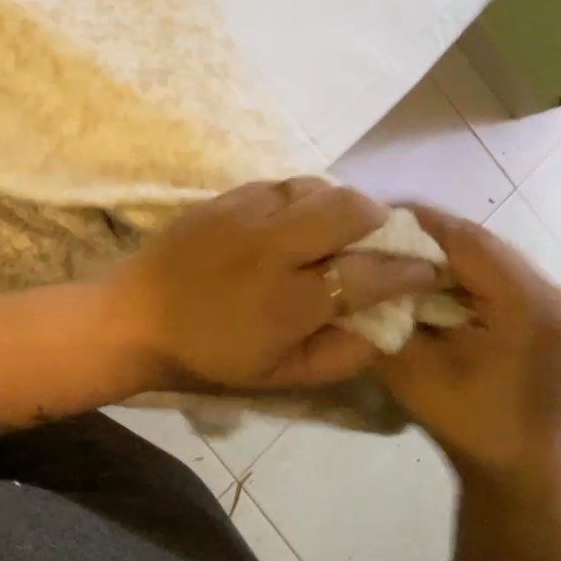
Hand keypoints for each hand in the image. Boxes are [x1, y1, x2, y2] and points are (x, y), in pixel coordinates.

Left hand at [105, 178, 442, 392]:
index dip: (411, 269)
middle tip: (382, 240)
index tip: (427, 269)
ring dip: (339, 205)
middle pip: (352, 209)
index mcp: (289, 301)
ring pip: (316, 187)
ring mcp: (243, 216)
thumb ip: (343, 354)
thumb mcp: (281, 376)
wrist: (133, 318)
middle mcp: (270, 249)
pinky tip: (294, 220)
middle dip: (383, 221)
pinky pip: (278, 184)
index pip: (372, 273)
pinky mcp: (221, 199)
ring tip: (336, 229)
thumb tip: (390, 322)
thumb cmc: (208, 356)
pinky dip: (299, 198)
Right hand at [377, 204, 560, 480]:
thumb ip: (387, 314)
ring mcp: (550, 301)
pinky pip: (493, 273)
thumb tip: (358, 273)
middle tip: (370, 232)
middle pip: (477, 239)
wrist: (520, 470)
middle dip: (422, 231)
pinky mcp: (542, 313)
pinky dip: (455, 269)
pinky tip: (420, 279)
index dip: (412, 220)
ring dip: (438, 249)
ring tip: (389, 252)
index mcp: (523, 300)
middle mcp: (547, 289)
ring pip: (485, 252)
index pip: (463, 237)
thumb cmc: (466, 420)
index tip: (362, 215)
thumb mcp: (412, 367)